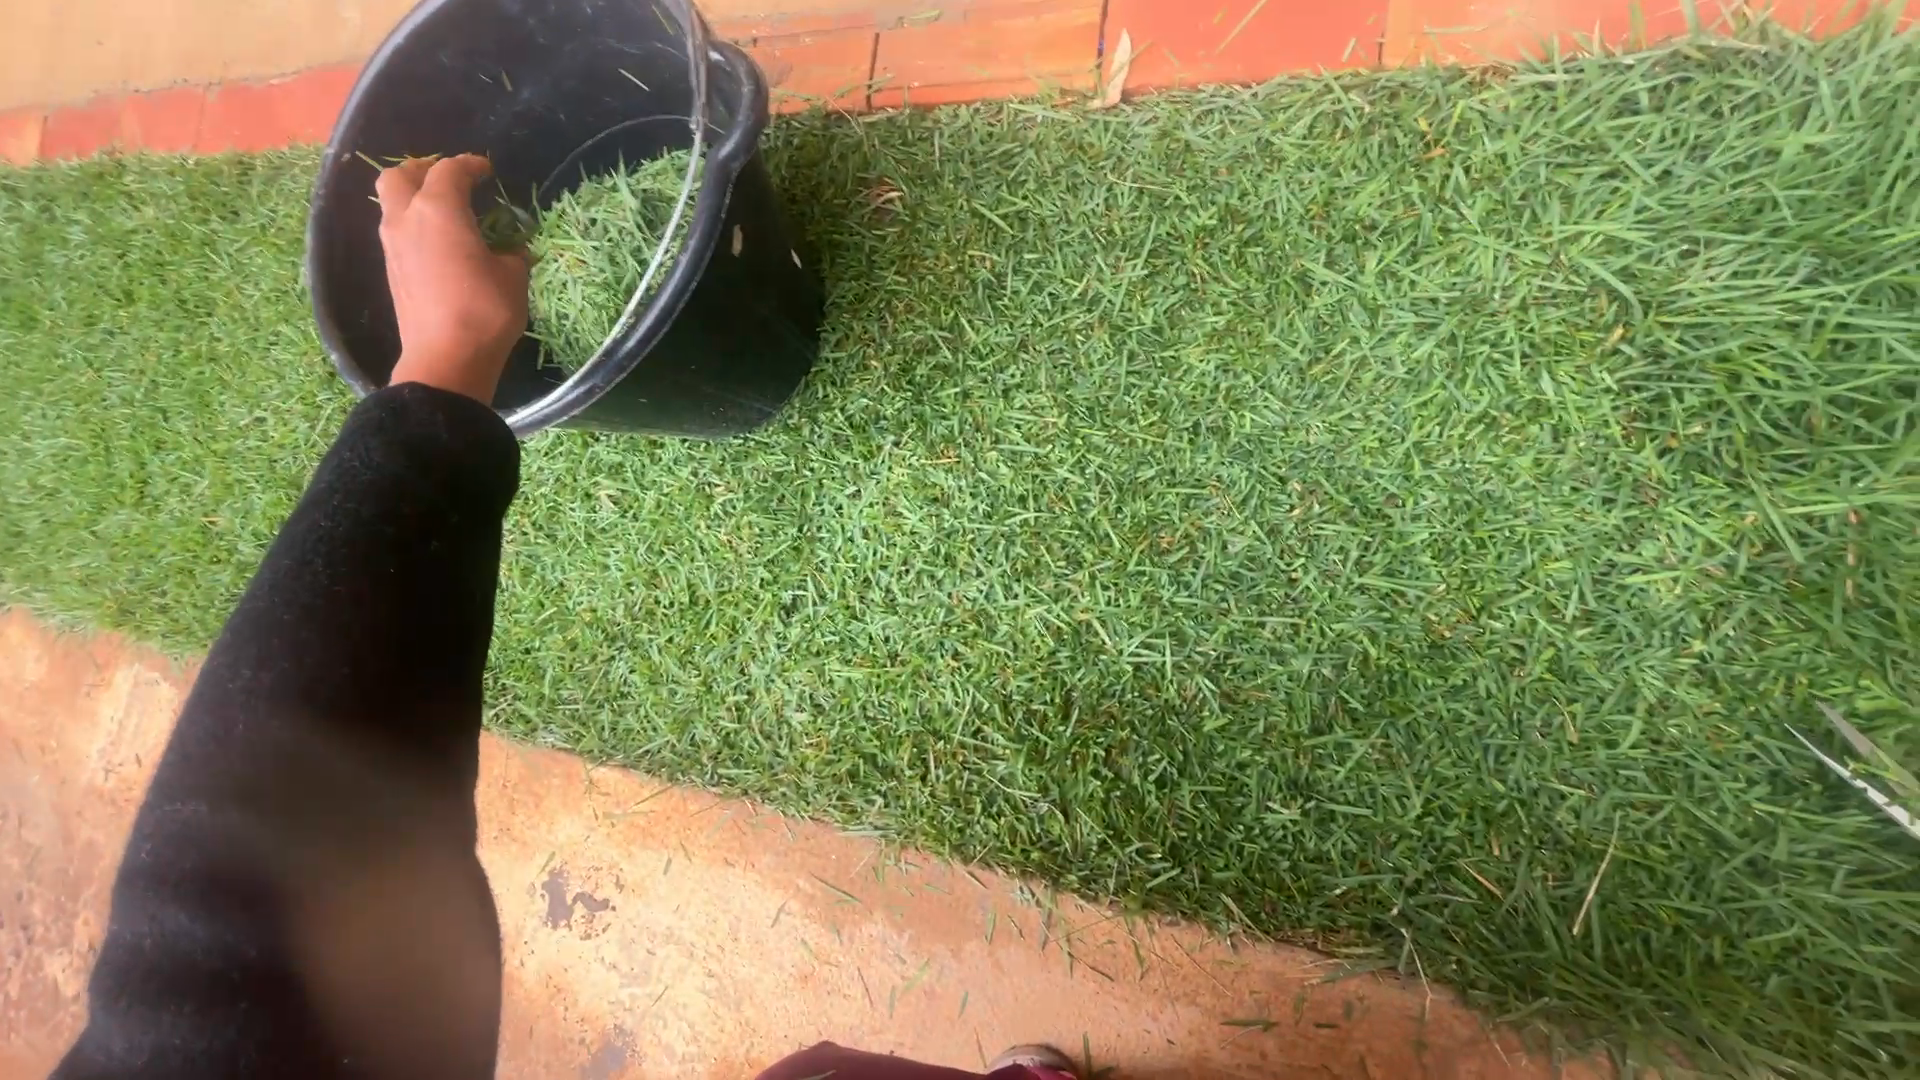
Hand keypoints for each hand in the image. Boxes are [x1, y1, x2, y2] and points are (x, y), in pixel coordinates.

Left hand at [377, 154, 529, 404]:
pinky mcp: (393, 269)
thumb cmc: (487, 311)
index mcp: (440, 211)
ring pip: (394, 202)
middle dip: (424, 170)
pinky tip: (439, 241)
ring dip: (415, 197)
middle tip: (449, 177)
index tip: (485, 168)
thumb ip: (511, 255)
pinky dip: (415, 223)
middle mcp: (408, 218)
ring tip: (443, 209)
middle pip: (401, 176)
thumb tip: (510, 250)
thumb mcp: (514, 278)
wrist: (448, 356)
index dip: (469, 165)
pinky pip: (398, 230)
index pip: (451, 172)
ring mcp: (394, 244)